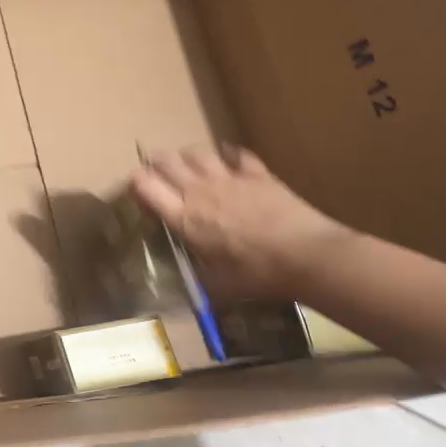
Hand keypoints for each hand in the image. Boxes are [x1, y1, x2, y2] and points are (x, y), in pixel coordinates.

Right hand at [131, 145, 355, 302]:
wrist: (309, 257)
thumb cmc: (257, 275)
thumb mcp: (217, 285)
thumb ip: (196, 280)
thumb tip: (183, 293)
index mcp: (184, 217)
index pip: (144, 186)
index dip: (136, 183)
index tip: (139, 190)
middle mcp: (199, 192)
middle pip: (165, 161)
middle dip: (157, 163)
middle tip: (160, 175)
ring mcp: (228, 179)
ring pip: (196, 153)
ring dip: (188, 157)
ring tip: (191, 167)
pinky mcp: (257, 175)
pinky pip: (237, 155)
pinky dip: (229, 156)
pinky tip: (230, 162)